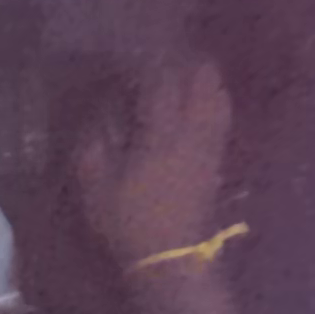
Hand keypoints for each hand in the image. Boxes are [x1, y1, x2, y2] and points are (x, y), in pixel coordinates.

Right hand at [74, 60, 231, 269]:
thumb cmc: (125, 220)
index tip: (125, 59)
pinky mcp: (218, 155)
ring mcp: (211, 140)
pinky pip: (220, 112)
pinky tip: (196, 102)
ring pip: (216, 90)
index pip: (158, 81)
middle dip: (179, 62)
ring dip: (198, 78)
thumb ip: (95, 144)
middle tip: (155, 64)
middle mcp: (194, 127)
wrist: (169, 254)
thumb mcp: (94, 186)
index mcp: (160, 132)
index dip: (143, 64)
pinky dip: (209, 98)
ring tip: (176, 77)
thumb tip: (99, 116)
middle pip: (200, 76)